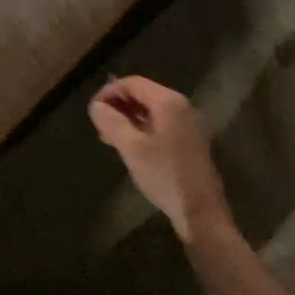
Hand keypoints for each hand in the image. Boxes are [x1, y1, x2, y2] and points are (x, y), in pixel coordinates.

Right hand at [88, 75, 230, 242]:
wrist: (200, 210)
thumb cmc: (164, 175)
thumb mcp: (131, 148)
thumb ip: (112, 122)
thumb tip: (96, 106)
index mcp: (169, 102)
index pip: (133, 83)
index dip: (110, 92)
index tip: (93, 109)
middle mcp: (182, 105)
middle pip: (144, 94)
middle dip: (119, 105)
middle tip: (99, 124)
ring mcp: (189, 123)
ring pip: (153, 110)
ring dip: (130, 118)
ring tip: (110, 136)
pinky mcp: (191, 140)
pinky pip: (162, 123)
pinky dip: (144, 128)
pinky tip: (131, 145)